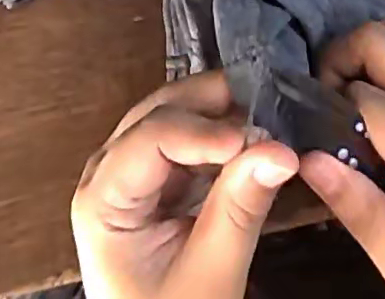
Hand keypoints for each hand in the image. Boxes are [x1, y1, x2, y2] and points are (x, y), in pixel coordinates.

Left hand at [72, 70, 300, 298]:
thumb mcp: (208, 279)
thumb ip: (240, 209)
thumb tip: (282, 151)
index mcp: (102, 197)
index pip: (151, 136)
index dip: (203, 129)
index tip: (252, 137)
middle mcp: (108, 169)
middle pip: (162, 111)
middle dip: (215, 105)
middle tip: (268, 108)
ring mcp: (131, 169)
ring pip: (177, 113)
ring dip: (221, 113)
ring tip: (266, 123)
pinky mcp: (156, 177)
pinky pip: (189, 137)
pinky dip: (221, 134)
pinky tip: (251, 140)